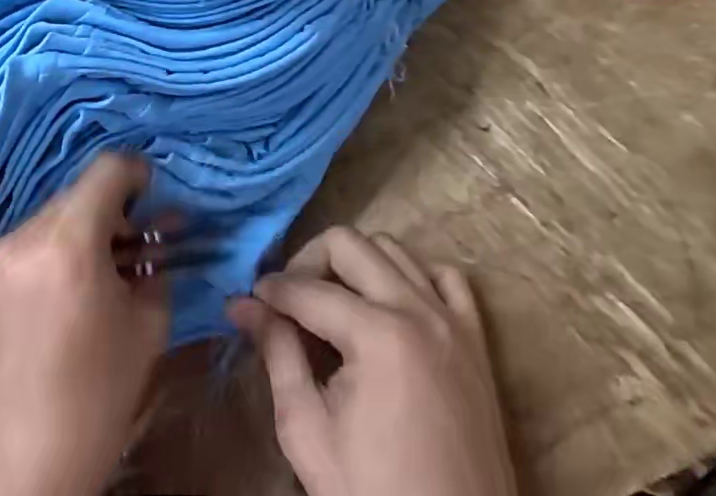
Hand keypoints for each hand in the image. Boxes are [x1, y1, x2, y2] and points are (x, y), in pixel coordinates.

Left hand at [0, 152, 169, 495]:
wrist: (21, 455)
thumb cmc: (97, 394)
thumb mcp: (147, 324)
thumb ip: (154, 264)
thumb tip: (157, 234)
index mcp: (68, 245)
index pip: (105, 170)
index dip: (134, 174)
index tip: (149, 195)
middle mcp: (21, 237)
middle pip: (75, 196)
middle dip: (107, 213)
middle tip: (130, 246)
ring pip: (46, 220)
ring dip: (74, 235)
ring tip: (89, 276)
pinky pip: (19, 246)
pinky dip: (43, 255)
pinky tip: (52, 296)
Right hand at [227, 227, 515, 495]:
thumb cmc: (370, 492)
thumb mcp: (306, 427)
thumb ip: (276, 351)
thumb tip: (239, 304)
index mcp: (377, 335)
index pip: (305, 288)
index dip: (268, 291)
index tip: (248, 302)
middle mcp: (419, 311)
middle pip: (347, 244)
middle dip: (306, 262)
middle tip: (287, 300)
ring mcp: (454, 323)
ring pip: (393, 248)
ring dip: (354, 265)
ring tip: (332, 303)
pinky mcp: (477, 342)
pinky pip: (445, 277)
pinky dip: (413, 277)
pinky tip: (390, 306)